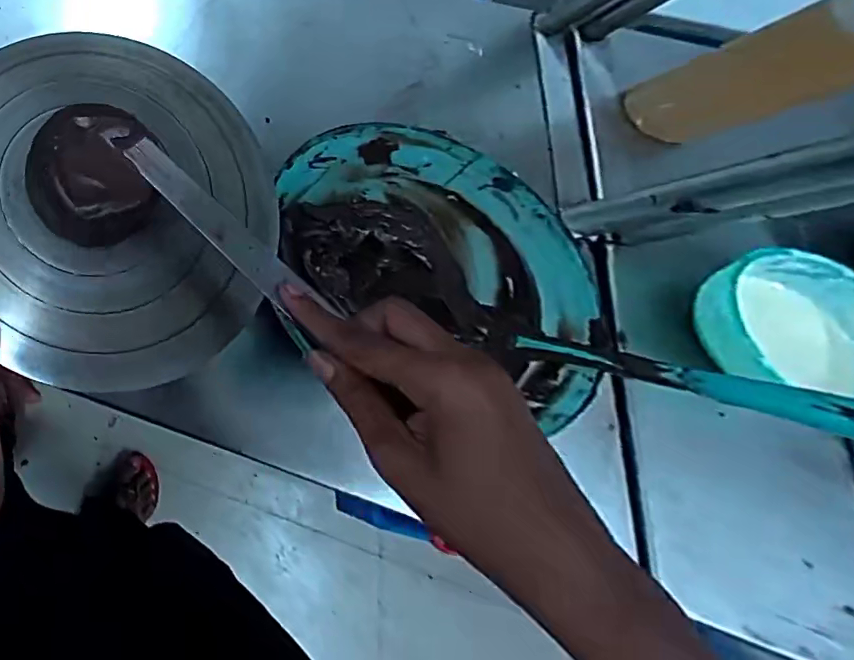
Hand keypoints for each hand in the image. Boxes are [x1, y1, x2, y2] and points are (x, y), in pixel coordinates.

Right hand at [278, 286, 617, 594]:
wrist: (564, 559)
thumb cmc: (476, 518)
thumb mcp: (400, 463)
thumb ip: (357, 401)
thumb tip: (321, 359)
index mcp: (444, 380)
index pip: (365, 340)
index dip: (320, 319)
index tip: (289, 293)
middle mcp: (468, 361)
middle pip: (395, 316)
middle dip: (359, 330)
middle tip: (343, 374)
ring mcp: (486, 371)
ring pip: (416, 332)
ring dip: (384, 350)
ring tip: (379, 405)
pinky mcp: (494, 385)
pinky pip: (436, 353)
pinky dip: (409, 365)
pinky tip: (407, 410)